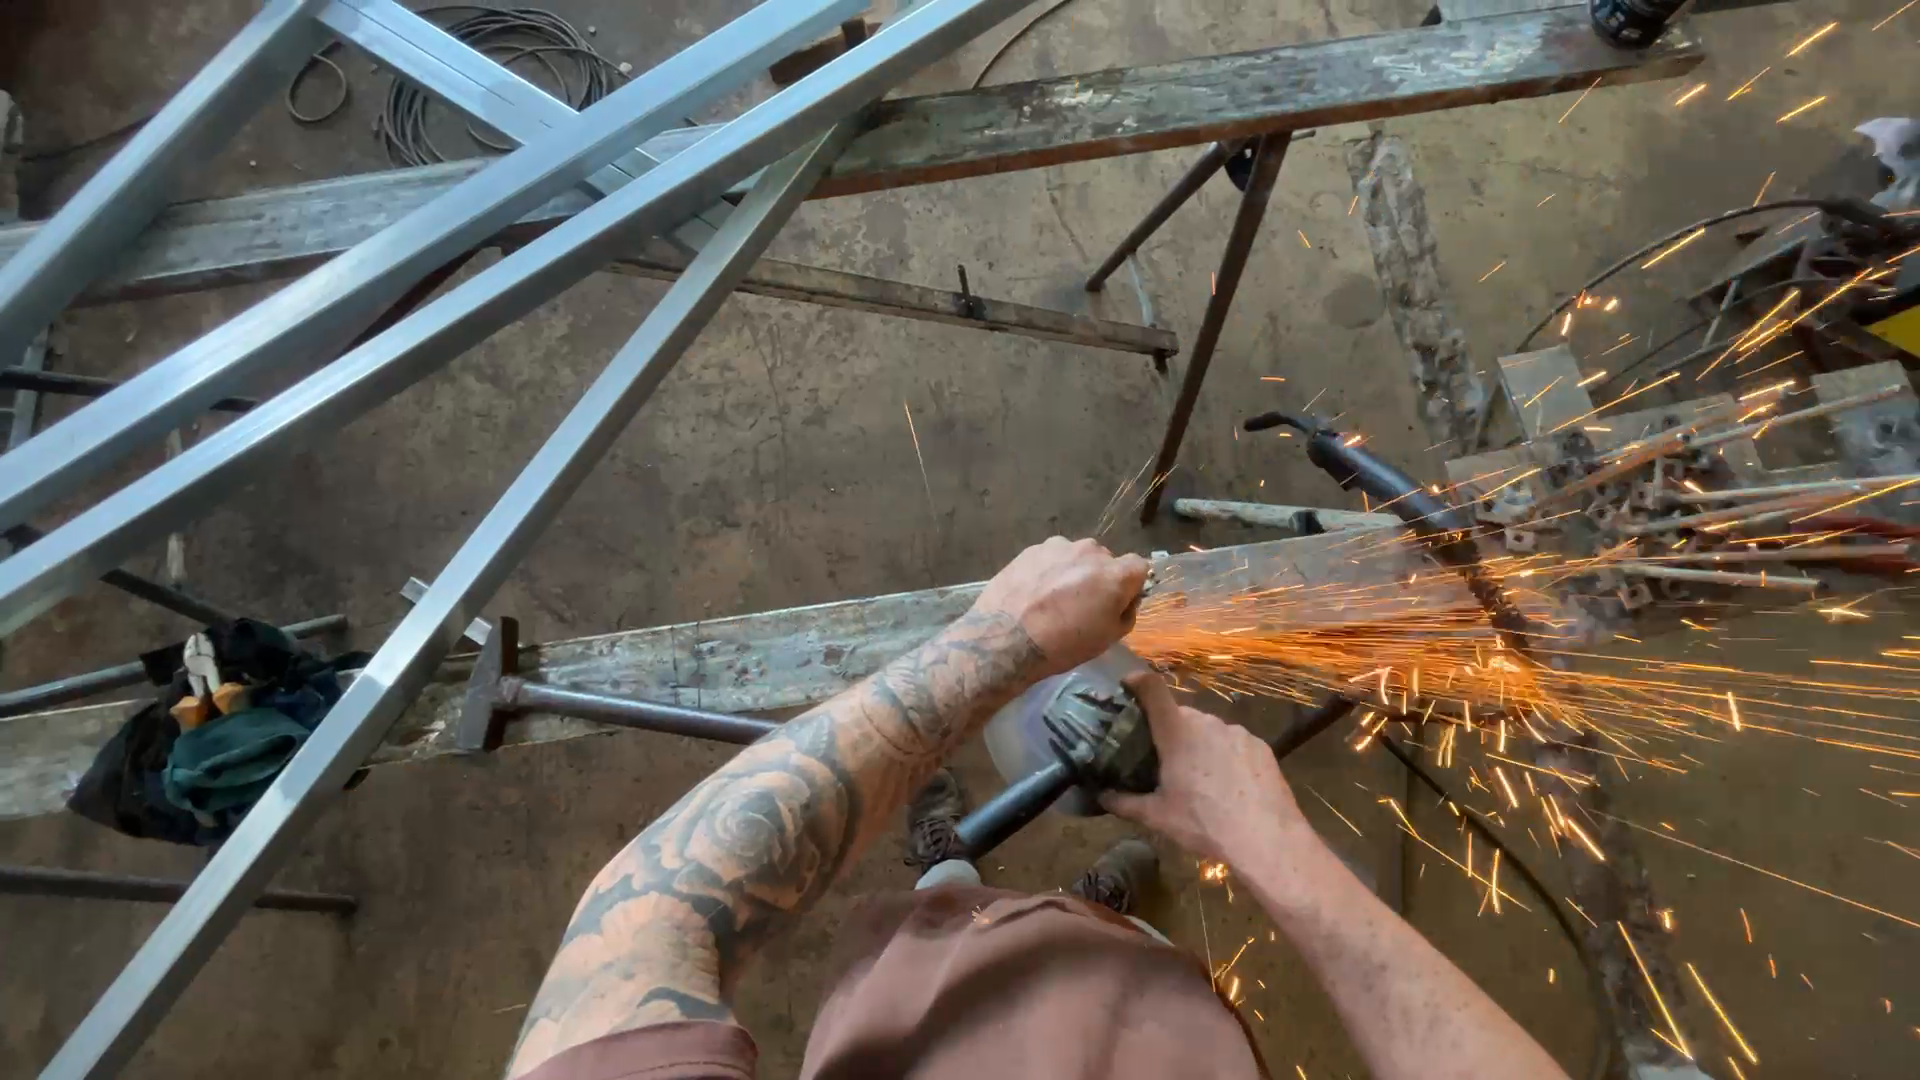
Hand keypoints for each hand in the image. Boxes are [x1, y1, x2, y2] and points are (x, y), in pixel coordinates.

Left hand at [971, 537, 1149, 676]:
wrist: (1006, 639)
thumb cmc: (1063, 644)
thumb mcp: (1108, 638)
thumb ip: (1125, 611)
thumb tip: (1124, 599)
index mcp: (1114, 574)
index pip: (1138, 566)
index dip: (1130, 584)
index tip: (1116, 602)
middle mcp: (1089, 551)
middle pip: (1104, 559)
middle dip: (1098, 577)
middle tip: (1081, 603)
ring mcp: (1057, 547)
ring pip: (1075, 556)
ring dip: (1071, 571)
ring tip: (1053, 598)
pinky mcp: (1030, 549)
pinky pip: (1049, 557)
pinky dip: (1047, 570)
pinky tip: (1033, 593)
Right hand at [1102, 671, 1309, 866]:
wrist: (1268, 839)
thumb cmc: (1204, 823)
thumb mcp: (1158, 817)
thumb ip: (1125, 803)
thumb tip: (1100, 796)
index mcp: (1176, 732)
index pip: (1152, 689)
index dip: (1137, 681)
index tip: (1127, 685)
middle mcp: (1206, 722)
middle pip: (1180, 715)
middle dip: (1170, 731)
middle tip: (1165, 760)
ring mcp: (1236, 732)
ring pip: (1208, 729)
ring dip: (1199, 744)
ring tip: (1200, 778)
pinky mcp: (1260, 746)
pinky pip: (1233, 742)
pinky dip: (1225, 755)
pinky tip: (1230, 784)